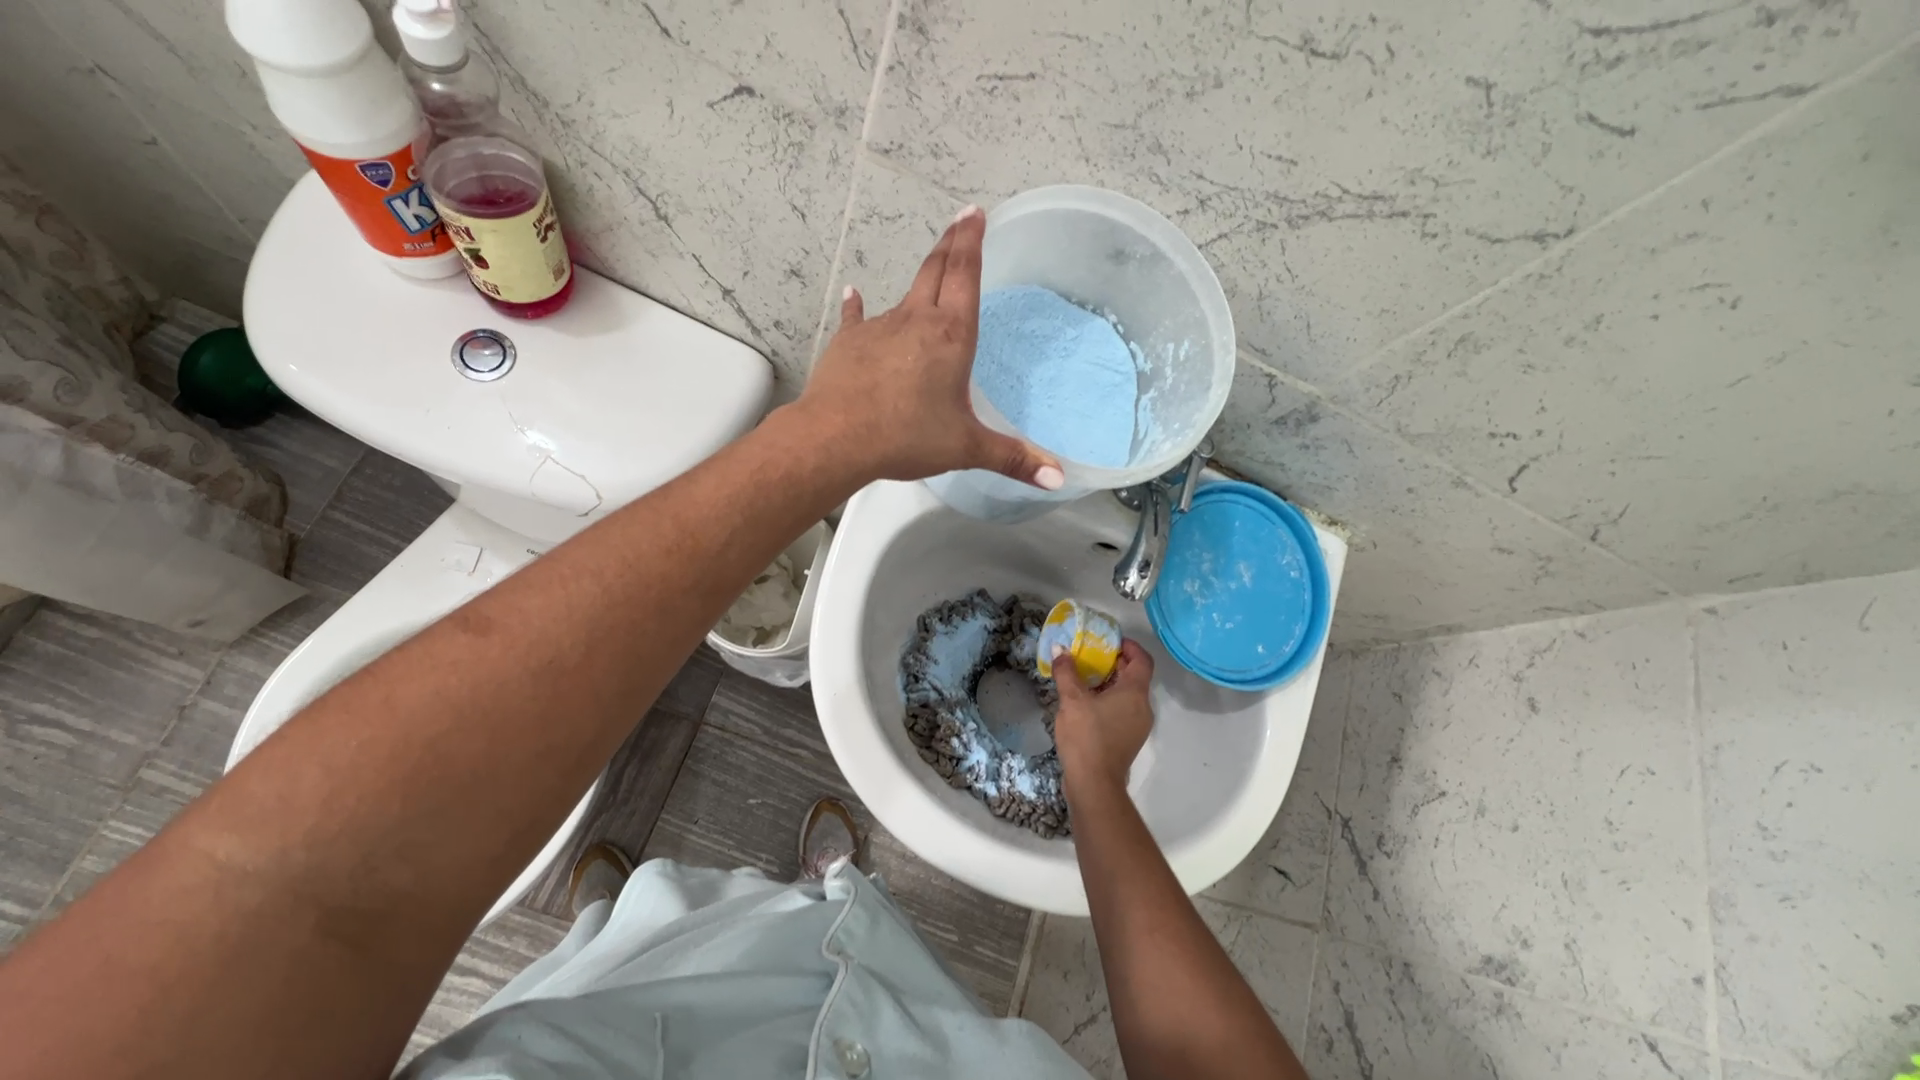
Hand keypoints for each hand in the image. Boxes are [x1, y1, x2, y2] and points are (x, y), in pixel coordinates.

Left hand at [793, 206, 1062, 488]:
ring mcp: (878, 328)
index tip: (974, 213)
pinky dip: (857, 307)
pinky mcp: (849, 344)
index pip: (964, 275)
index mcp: (951, 336)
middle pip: (935, 271)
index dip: (972, 242)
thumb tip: (1057, 479)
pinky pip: (857, 318)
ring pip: (903, 295)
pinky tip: (853, 293)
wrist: (836, 438)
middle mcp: (916, 321)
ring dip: (917, 281)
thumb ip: (1013, 459)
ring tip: (927, 270)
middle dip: (950, 244)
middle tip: (959, 220)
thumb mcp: (966, 448)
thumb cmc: (906, 436)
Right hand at [1052, 639, 1155, 796]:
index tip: (1109, 640)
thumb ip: (1066, 672)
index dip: (1129, 646)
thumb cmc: (1086, 736)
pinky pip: (1123, 711)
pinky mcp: (1128, 740)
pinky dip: (1109, 701)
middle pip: (1135, 677)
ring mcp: (1138, 726)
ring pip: (1128, 695)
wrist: (1094, 784)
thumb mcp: (1072, 700)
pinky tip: (1085, 704)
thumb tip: (1059, 649)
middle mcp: (1143, 707)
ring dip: (1110, 684)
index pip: (1142, 660)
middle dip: (1114, 664)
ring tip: (1084, 679)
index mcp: (1135, 693)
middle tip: (1090, 656)